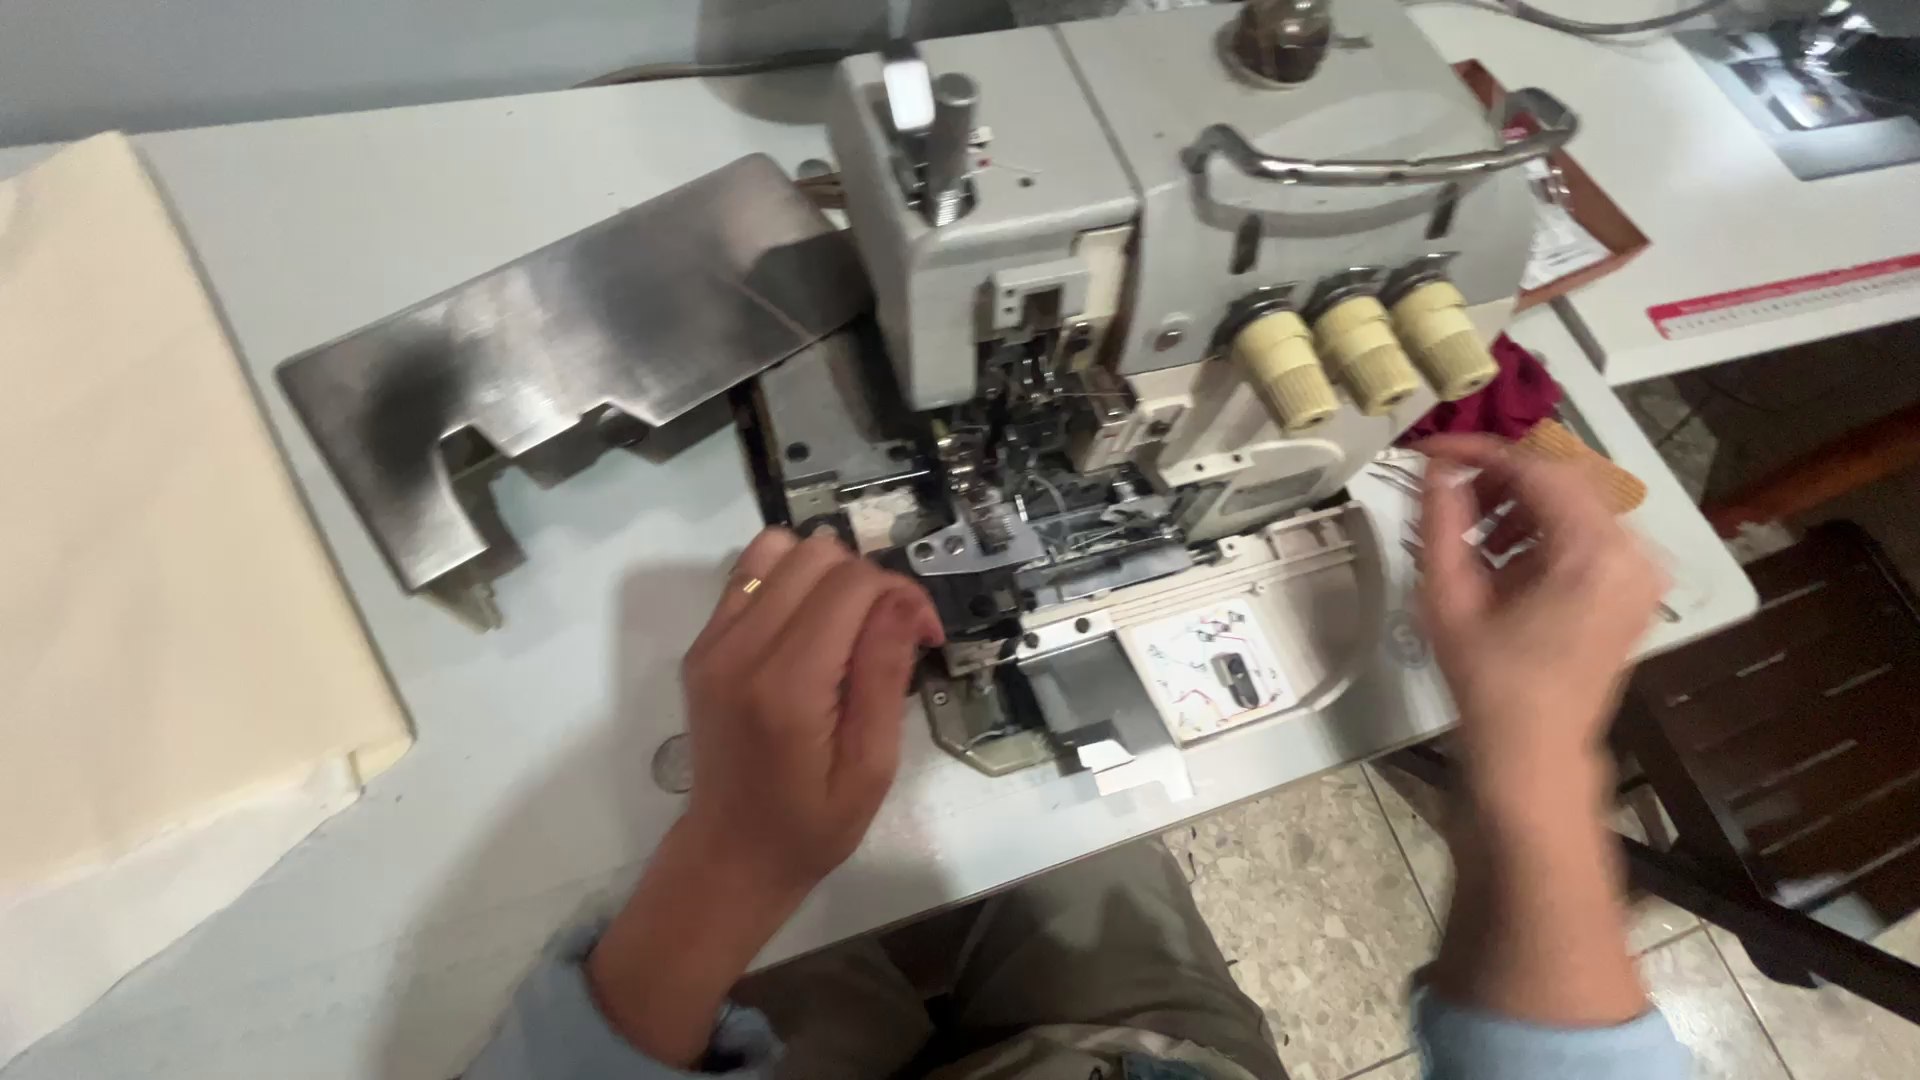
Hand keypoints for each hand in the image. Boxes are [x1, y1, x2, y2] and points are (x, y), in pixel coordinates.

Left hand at [678, 525, 943, 896]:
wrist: (730, 853)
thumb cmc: (812, 823)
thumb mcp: (872, 765)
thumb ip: (885, 673)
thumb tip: (904, 600)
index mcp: (788, 684)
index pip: (853, 584)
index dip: (903, 594)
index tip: (925, 636)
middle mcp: (740, 648)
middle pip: (817, 554)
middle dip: (869, 579)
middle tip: (889, 630)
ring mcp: (713, 642)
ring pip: (779, 548)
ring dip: (826, 572)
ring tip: (846, 620)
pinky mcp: (702, 645)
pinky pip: (750, 574)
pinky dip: (789, 581)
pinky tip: (808, 626)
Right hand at [1416, 434, 1666, 806]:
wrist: (1533, 745)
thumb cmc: (1485, 675)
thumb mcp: (1447, 595)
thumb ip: (1439, 522)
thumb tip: (1434, 470)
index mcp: (1592, 553)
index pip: (1538, 469)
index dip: (1478, 451)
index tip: (1428, 452)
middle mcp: (1632, 553)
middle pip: (1562, 480)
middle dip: (1496, 478)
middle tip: (1443, 494)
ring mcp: (1640, 571)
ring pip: (1574, 503)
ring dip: (1516, 504)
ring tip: (1468, 532)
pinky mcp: (1632, 587)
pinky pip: (1585, 532)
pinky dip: (1538, 529)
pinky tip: (1500, 556)